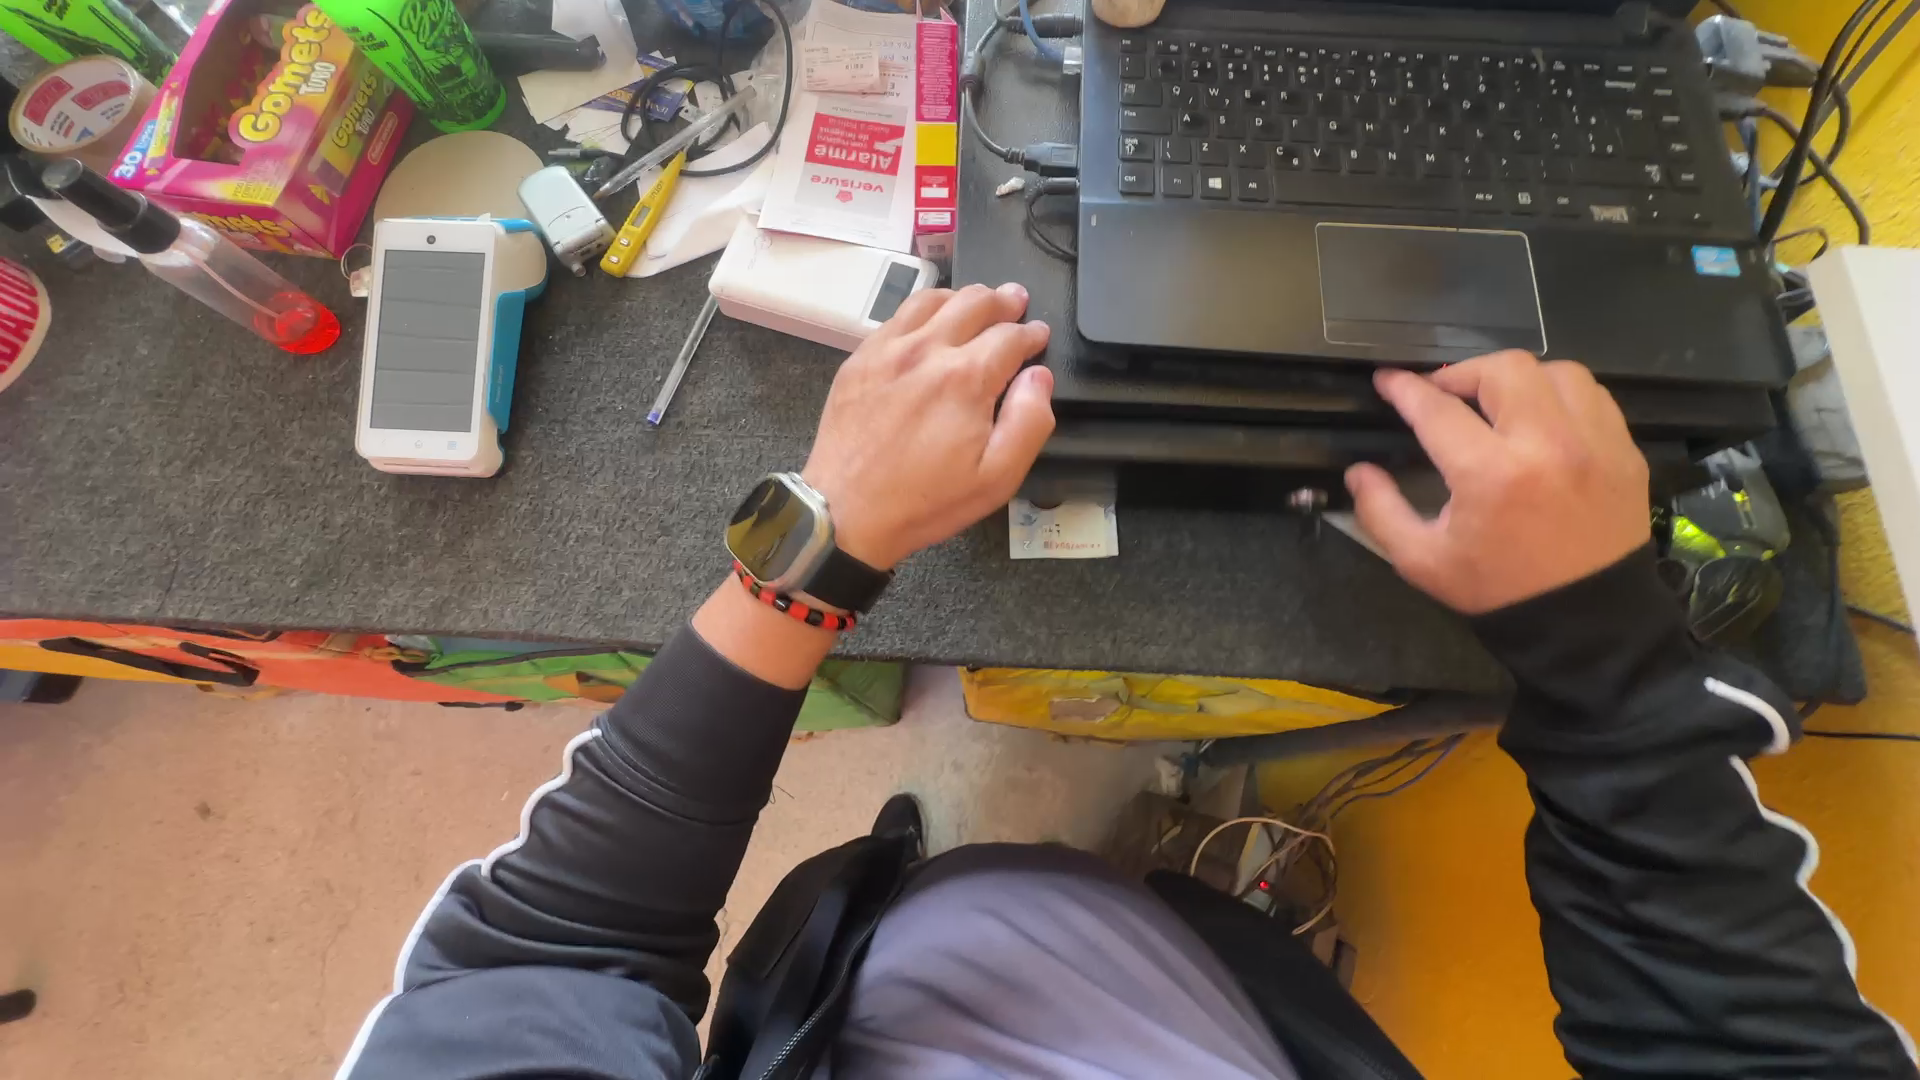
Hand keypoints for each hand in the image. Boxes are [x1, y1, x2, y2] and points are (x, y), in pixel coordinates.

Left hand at [802, 283, 1054, 570]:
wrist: (848, 512)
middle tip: (1016, 302)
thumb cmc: (926, 501)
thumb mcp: (998, 477)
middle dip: (1003, 301)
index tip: (1038, 336)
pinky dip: (924, 309)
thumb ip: (1030, 421)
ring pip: (933, 299)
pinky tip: (930, 320)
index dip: (1031, 333)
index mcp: (967, 378)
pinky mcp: (860, 359)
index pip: (1011, 336)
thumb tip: (1038, 376)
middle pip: (974, 302)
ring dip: (963, 297)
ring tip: (977, 302)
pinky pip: (897, 316)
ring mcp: (888, 350)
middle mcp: (927, 350)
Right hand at [1345, 350, 1650, 614]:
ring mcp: (1595, 444)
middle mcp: (1547, 444)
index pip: (1438, 410)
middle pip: (1504, 370)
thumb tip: (1358, 471)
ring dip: (1515, 378)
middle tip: (1440, 392)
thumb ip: (1379, 509)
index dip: (1405, 389)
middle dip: (1461, 373)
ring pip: (1556, 372)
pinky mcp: (1623, 452)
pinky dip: (1556, 394)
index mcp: (1490, 473)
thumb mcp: (1419, 559)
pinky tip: (1535, 416)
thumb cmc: (1494, 588)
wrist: (1584, 619)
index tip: (1387, 379)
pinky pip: (1591, 396)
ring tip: (1492, 401)